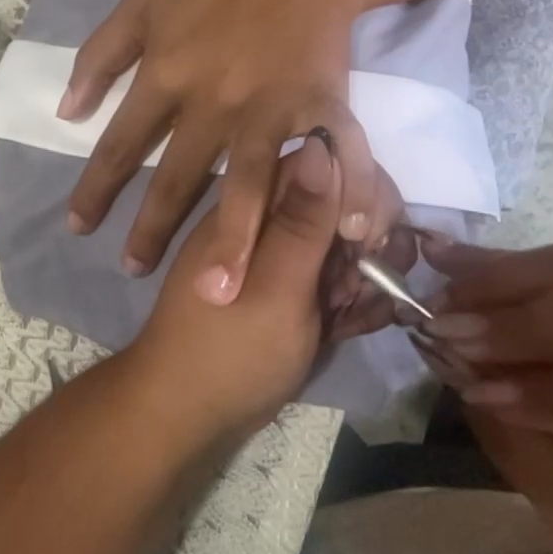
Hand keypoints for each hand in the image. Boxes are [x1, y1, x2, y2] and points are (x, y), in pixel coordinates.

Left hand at [60, 0, 377, 303]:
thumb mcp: (142, 3)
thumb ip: (100, 56)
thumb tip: (67, 113)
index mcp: (167, 73)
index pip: (122, 145)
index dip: (97, 189)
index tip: (78, 226)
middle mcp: (214, 100)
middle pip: (177, 178)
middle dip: (153, 229)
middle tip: (134, 271)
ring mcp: (271, 107)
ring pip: (247, 185)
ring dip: (232, 242)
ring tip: (218, 293)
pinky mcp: (320, 106)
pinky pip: (335, 158)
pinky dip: (349, 194)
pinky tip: (351, 238)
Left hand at [125, 134, 348, 437]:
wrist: (184, 414)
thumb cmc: (230, 350)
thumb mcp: (277, 286)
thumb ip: (305, 220)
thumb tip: (323, 139)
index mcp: (255, 206)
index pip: (324, 163)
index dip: (360, 192)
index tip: (368, 241)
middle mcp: (267, 224)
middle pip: (342, 206)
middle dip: (368, 243)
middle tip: (358, 289)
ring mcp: (277, 260)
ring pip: (343, 247)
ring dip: (364, 278)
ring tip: (349, 317)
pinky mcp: (287, 293)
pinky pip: (332, 282)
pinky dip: (349, 303)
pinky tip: (347, 328)